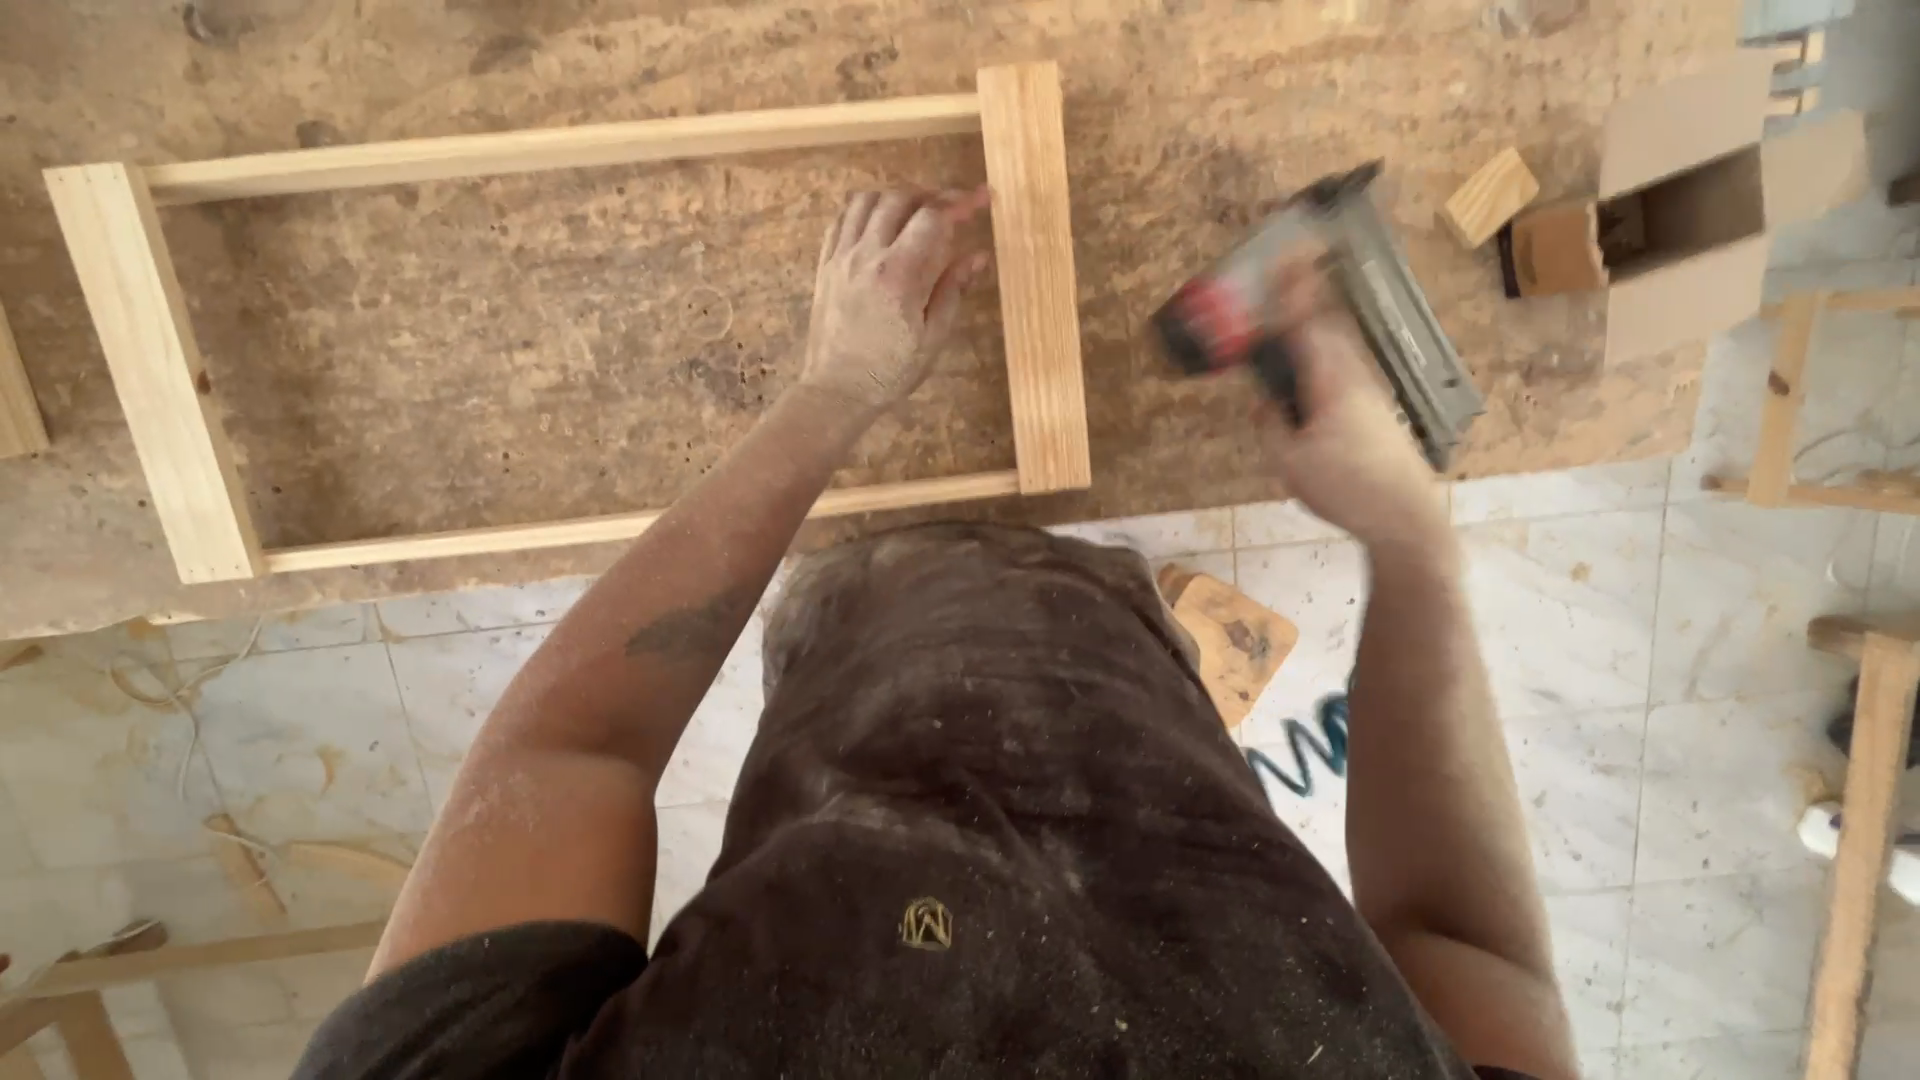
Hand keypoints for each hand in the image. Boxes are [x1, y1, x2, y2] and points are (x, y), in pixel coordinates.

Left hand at [796, 186, 992, 415]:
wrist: (838, 390)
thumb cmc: (891, 372)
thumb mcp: (933, 338)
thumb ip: (953, 291)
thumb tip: (978, 257)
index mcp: (900, 275)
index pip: (933, 218)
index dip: (961, 203)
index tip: (981, 199)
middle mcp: (867, 256)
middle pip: (900, 199)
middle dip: (931, 196)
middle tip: (950, 210)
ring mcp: (842, 257)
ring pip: (867, 200)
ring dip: (896, 198)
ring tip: (915, 213)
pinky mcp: (825, 265)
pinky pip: (842, 219)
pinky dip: (865, 210)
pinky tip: (880, 223)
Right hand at [1256, 257, 1449, 554]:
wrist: (1404, 517)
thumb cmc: (1345, 489)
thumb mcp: (1289, 461)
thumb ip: (1271, 425)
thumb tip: (1265, 402)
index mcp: (1333, 383)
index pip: (1309, 324)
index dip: (1295, 290)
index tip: (1284, 256)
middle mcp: (1356, 378)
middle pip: (1329, 326)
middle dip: (1306, 298)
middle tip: (1284, 276)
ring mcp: (1370, 394)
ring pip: (1338, 347)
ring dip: (1314, 329)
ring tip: (1288, 322)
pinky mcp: (1375, 411)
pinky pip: (1342, 369)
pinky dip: (1321, 357)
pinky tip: (1307, 376)